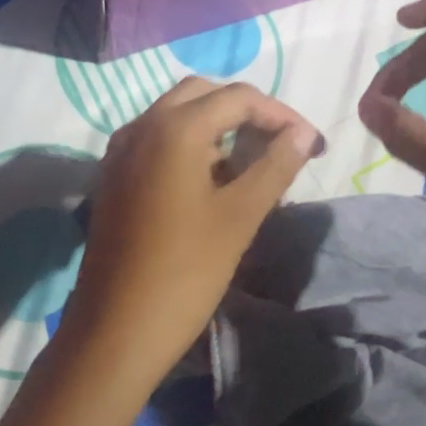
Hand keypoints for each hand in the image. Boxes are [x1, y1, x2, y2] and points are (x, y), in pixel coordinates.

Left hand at [63, 78, 321, 369]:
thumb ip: (275, 166)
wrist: (115, 331)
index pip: (238, 97)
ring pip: (177, 113)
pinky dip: (190, 143)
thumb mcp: (240, 217)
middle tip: (281, 145)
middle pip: (204, 94)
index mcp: (174, 128)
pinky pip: (157, 138)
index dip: (280, 114)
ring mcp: (122, 148)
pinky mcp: (114, 173)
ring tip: (254, 164)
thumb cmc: (185, 273)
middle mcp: (142, 124)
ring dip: (217, 126)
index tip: (311, 143)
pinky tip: (213, 179)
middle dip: (246, 111)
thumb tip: (304, 133)